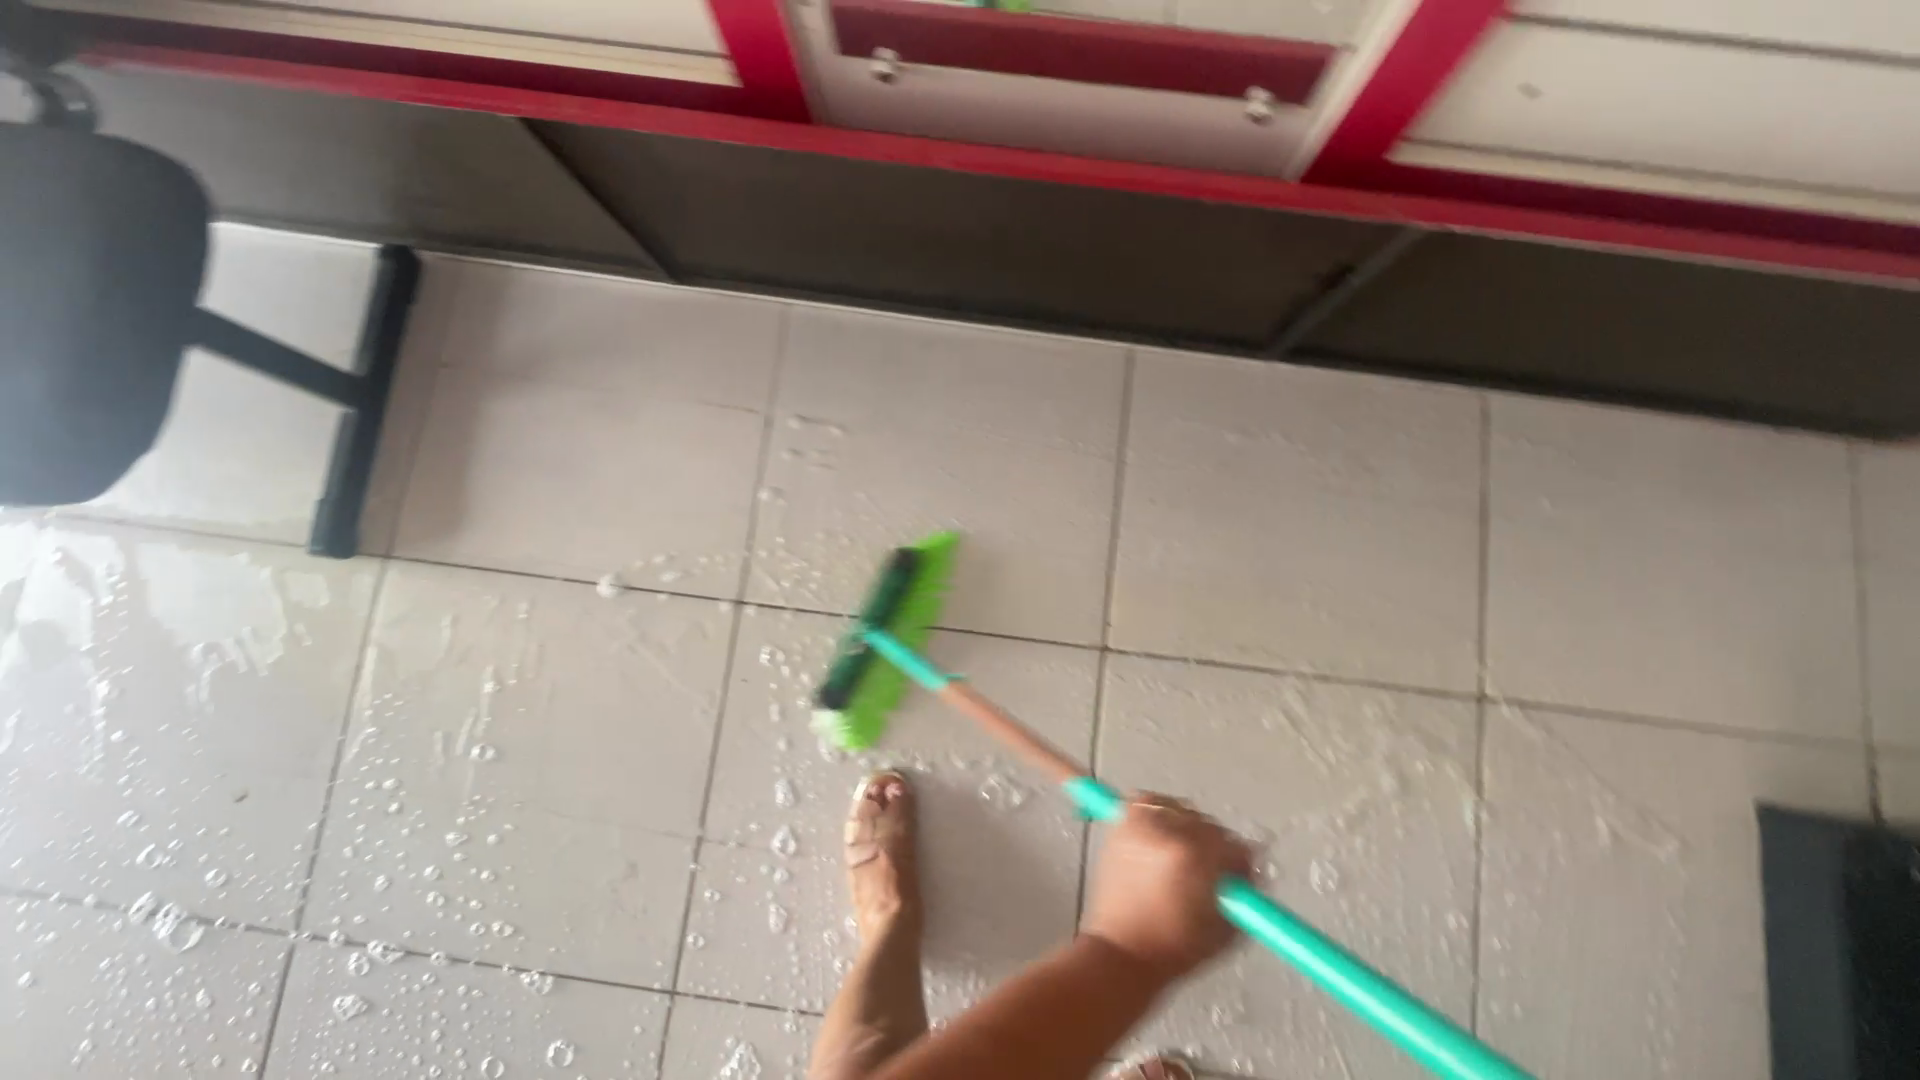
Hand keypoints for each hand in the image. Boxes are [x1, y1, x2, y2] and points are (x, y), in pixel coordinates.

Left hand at [1082, 793, 1252, 983]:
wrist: (1120, 951)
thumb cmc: (1176, 949)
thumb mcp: (1226, 928)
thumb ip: (1244, 892)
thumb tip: (1251, 866)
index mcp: (1195, 857)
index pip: (1235, 846)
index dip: (1239, 864)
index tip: (1236, 878)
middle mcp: (1168, 832)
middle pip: (1208, 826)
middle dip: (1214, 847)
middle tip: (1207, 872)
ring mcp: (1140, 824)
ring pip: (1180, 810)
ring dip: (1186, 828)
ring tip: (1181, 854)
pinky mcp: (1121, 823)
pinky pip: (1148, 801)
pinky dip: (1158, 812)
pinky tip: (1162, 834)